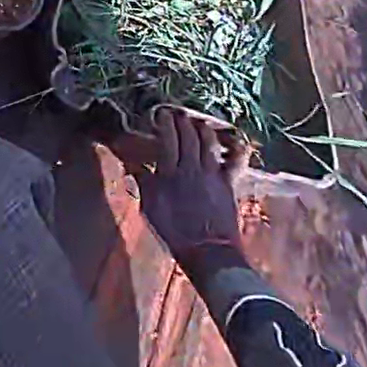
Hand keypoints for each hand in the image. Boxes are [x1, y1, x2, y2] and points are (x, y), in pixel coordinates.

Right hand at [113, 107, 247, 267]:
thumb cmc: (175, 231)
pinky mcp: (228, 183)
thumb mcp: (151, 208)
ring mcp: (212, 174)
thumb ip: (143, 183)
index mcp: (171, 172)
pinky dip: (235, 148)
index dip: (165, 123)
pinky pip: (234, 160)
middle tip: (178, 113)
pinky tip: (233, 141)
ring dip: (203, 128)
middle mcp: (192, 167)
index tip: (161, 114)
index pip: (168, 138)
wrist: (209, 253)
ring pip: (209, 142)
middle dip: (183, 120)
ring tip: (198, 122)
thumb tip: (131, 164)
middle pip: (189, 135)